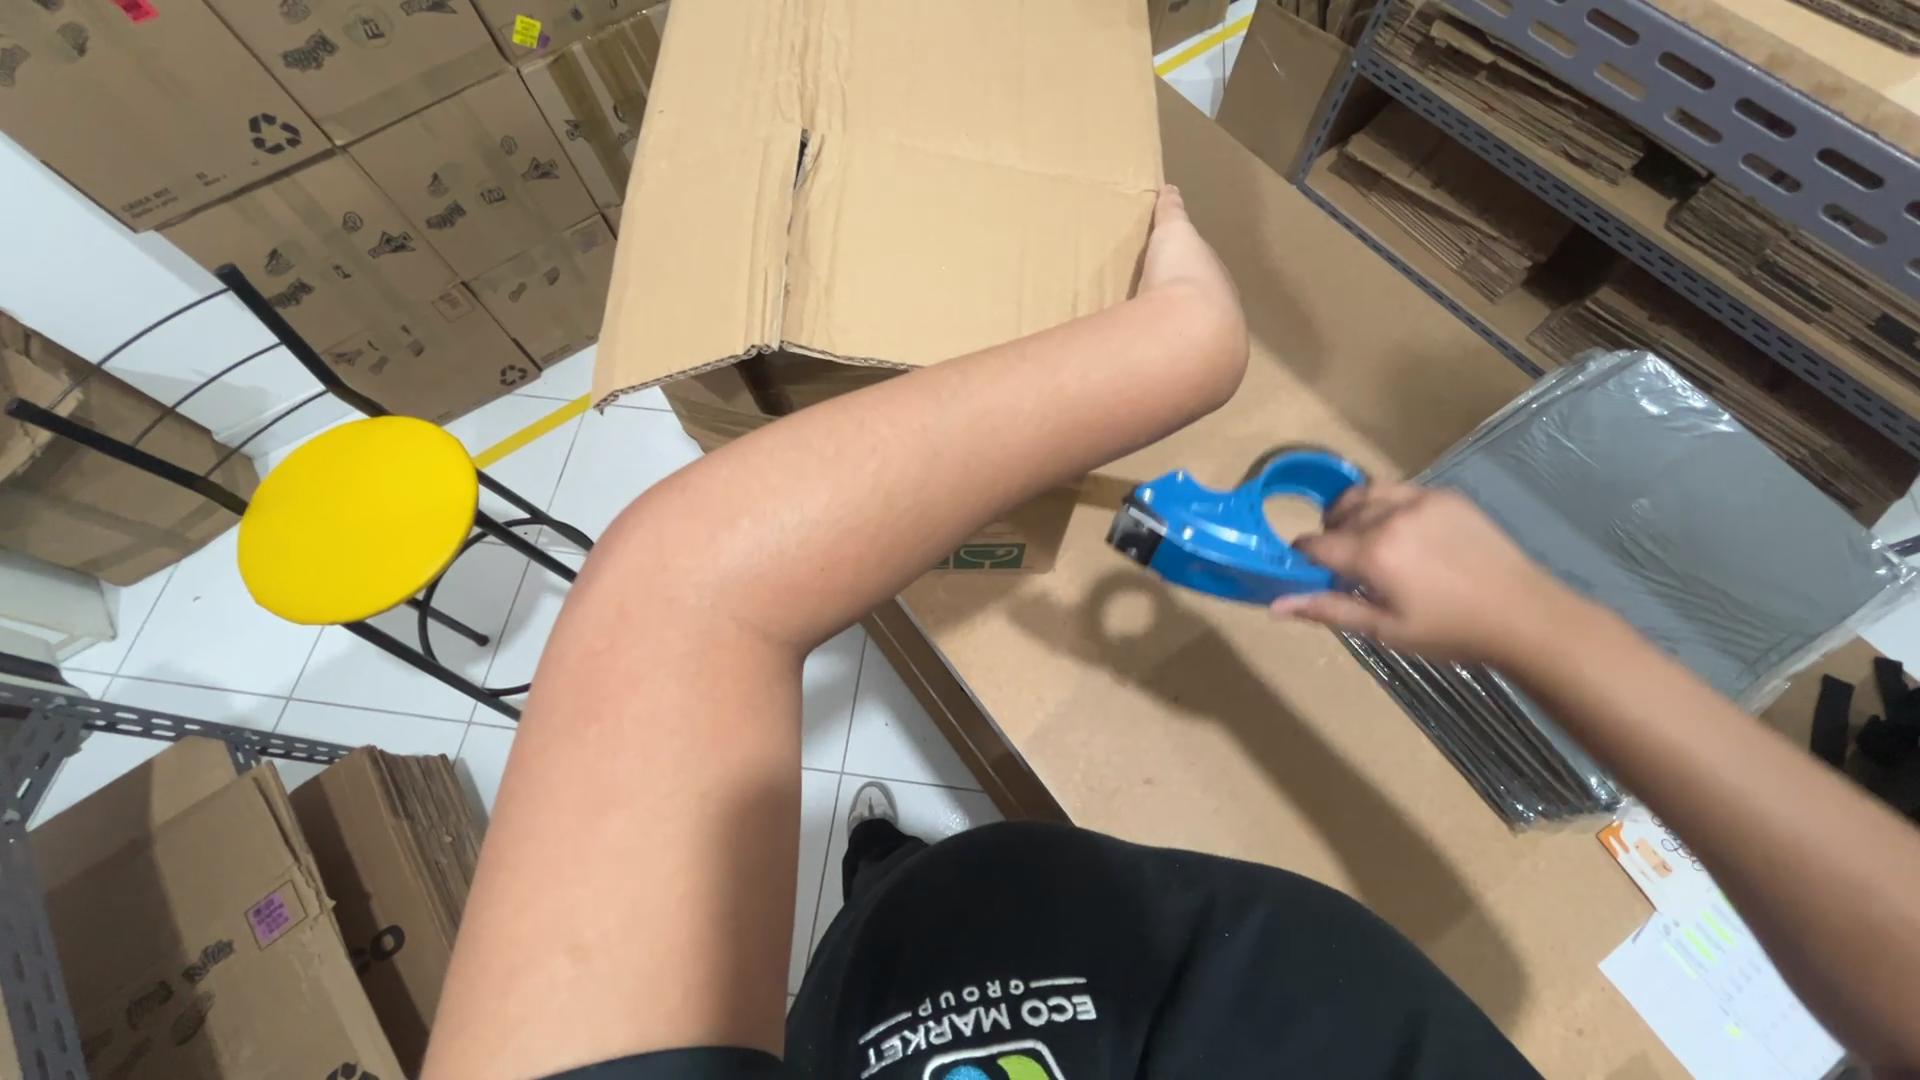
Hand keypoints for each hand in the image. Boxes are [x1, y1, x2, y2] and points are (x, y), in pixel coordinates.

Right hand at [1136, 185, 1246, 398]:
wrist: (1191, 330)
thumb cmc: (1184, 275)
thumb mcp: (1174, 234)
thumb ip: (1171, 213)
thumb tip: (1169, 189)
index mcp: (1215, 283)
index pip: (1205, 278)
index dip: (1191, 275)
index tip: (1174, 277)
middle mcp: (1215, 317)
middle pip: (1197, 314)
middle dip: (1182, 313)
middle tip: (1159, 312)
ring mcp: (1201, 349)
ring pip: (1186, 343)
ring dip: (1172, 342)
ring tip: (1147, 343)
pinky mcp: (1185, 373)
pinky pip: (1168, 366)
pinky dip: (1158, 365)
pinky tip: (1141, 368)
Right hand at [1271, 483, 1584, 665]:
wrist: (1525, 616)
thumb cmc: (1450, 631)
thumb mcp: (1383, 629)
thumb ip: (1327, 609)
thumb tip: (1275, 606)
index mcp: (1374, 553)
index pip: (1314, 544)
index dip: (1302, 557)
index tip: (1307, 570)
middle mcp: (1391, 517)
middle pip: (1336, 516)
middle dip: (1330, 537)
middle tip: (1344, 565)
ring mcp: (1421, 501)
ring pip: (1364, 494)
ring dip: (1351, 513)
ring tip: (1363, 539)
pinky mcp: (1445, 496)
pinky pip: (1397, 489)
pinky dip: (1384, 504)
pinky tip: (1399, 531)